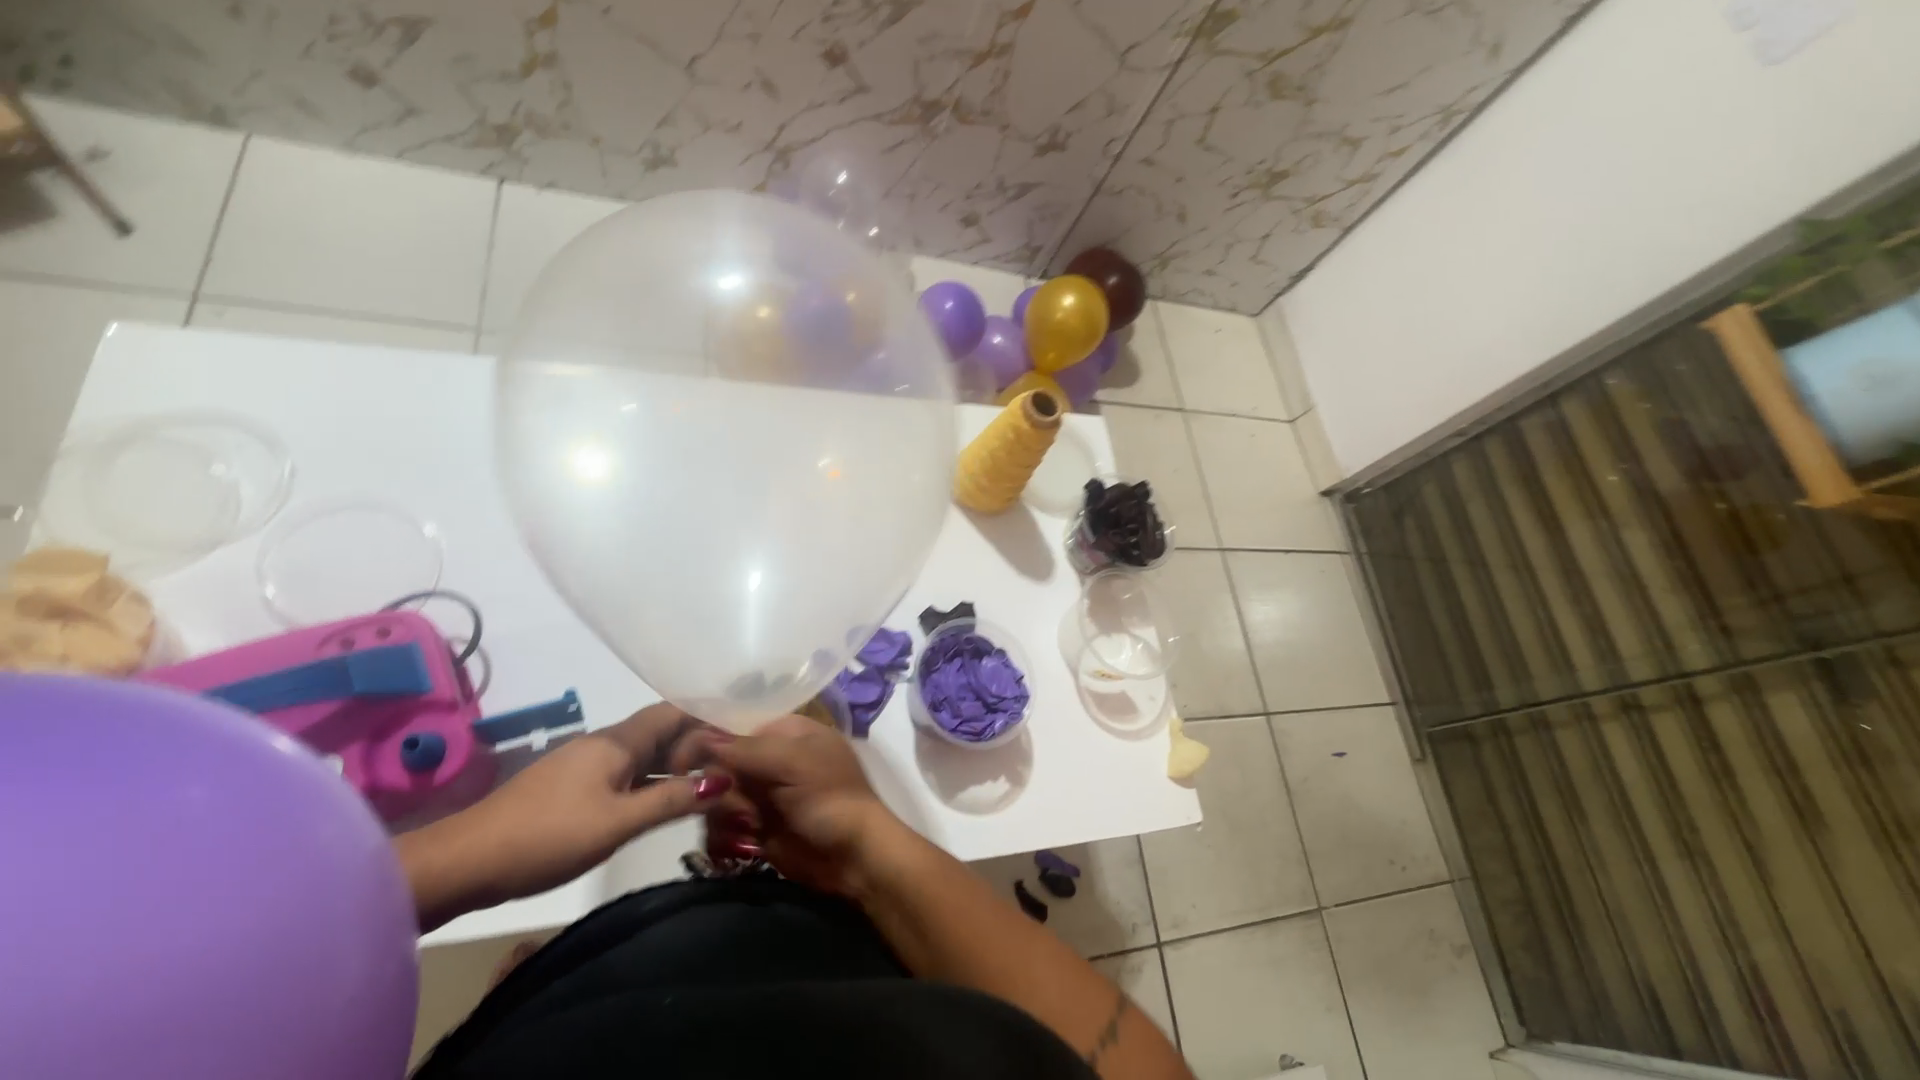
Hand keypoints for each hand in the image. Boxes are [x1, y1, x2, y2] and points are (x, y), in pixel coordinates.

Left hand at [398, 703, 733, 929]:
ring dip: (675, 765)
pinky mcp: (570, 789)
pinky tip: (662, 804)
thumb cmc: (547, 836)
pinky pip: (624, 774)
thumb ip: (669, 802)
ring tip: (710, 785)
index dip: (706, 714)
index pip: (671, 712)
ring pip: (641, 755)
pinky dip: (651, 782)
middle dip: (697, 743)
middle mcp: (602, 745)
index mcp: (615, 743)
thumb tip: (721, 781)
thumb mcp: (617, 823)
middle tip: (735, 766)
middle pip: (659, 732)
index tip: (740, 728)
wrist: (466, 861)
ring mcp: (583, 766)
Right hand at [703, 715, 901, 895]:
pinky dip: (726, 839)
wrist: (855, 860)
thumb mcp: (794, 763)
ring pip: (715, 800)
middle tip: (745, 811)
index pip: (732, 728)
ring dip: (725, 818)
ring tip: (751, 831)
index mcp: (787, 733)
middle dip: (723, 792)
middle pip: (718, 767)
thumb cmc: (831, 800)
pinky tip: (744, 847)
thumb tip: (701, 737)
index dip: (707, 743)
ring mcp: (762, 796)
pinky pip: (720, 828)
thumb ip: (746, 749)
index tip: (684, 763)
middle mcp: (771, 761)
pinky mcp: (756, 830)